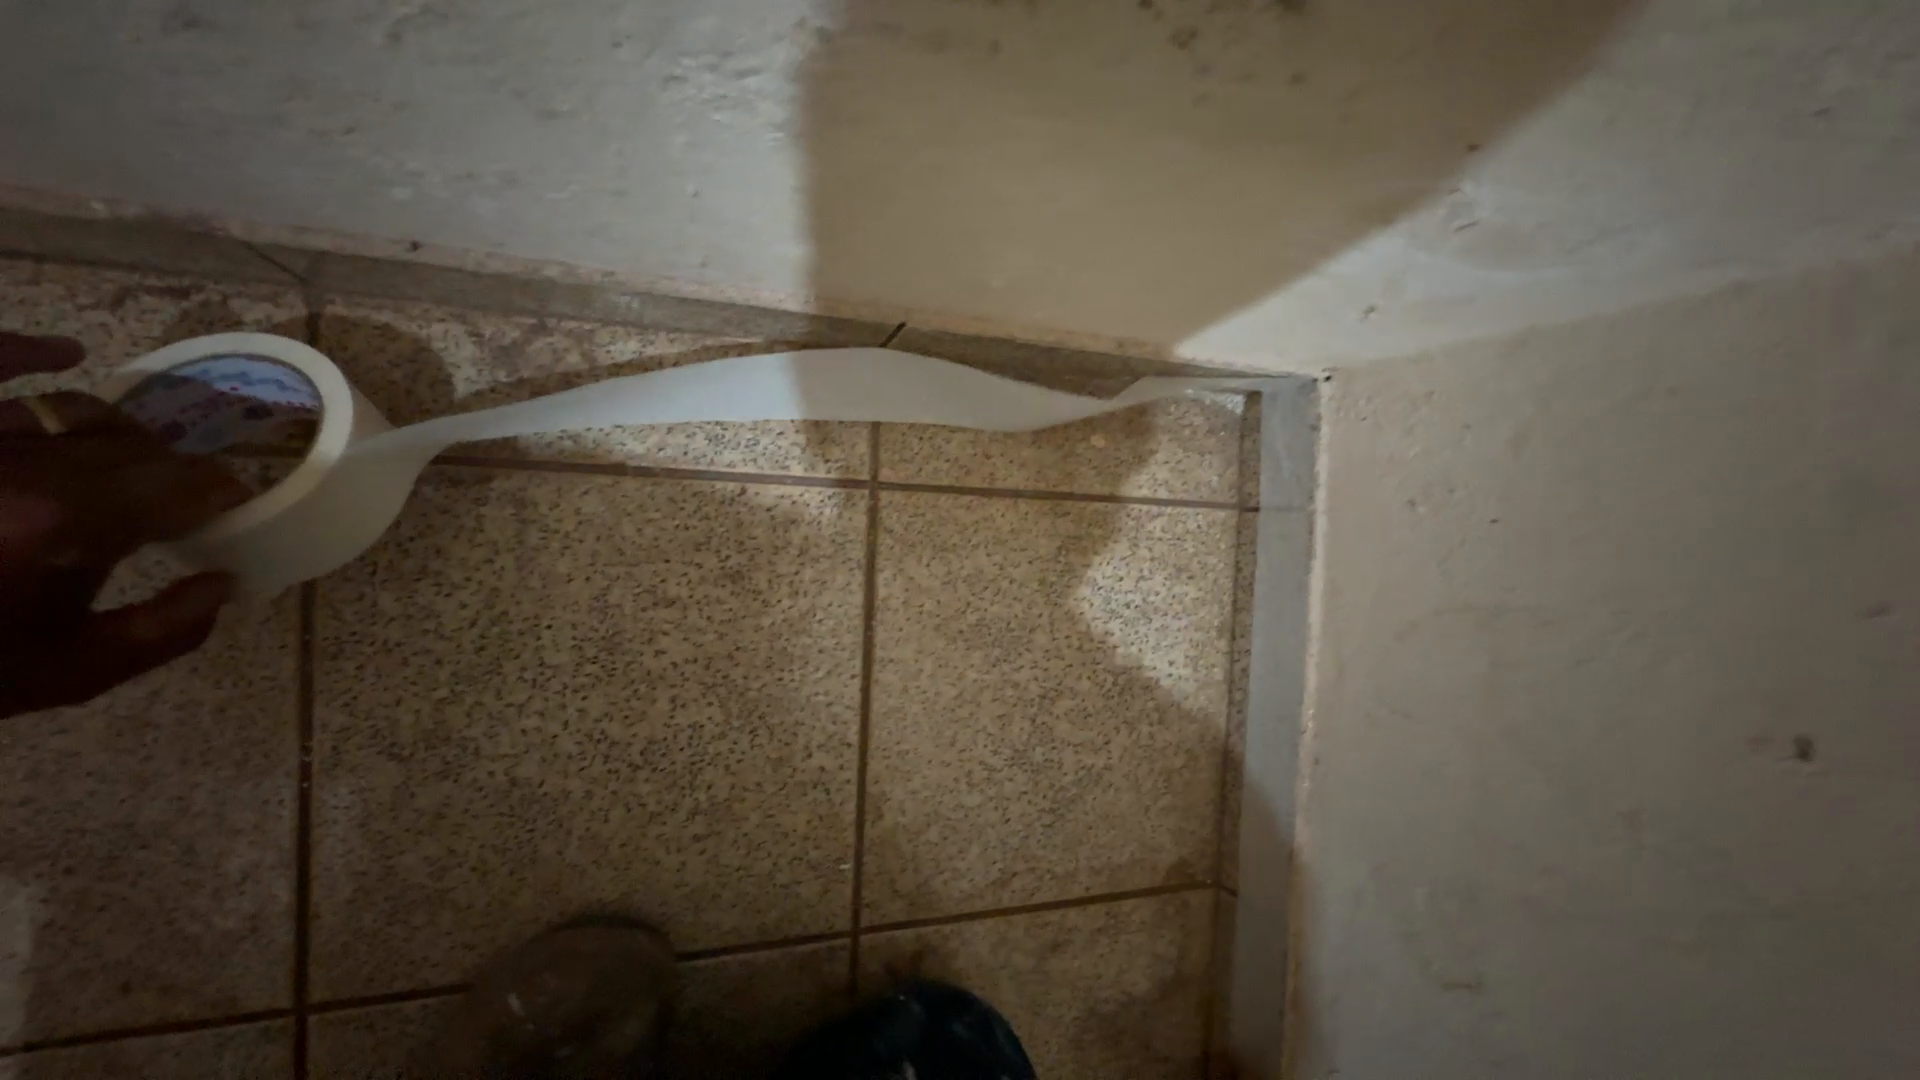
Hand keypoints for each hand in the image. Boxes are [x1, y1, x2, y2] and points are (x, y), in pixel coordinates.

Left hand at [0, 331, 252, 717]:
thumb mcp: (69, 672)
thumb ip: (164, 632)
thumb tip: (223, 583)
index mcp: (67, 523)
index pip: (185, 485)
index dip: (224, 492)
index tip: (240, 505)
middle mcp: (21, 468)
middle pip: (139, 448)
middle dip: (180, 469)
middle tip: (196, 494)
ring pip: (76, 414)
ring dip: (126, 434)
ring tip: (142, 456)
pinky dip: (21, 352)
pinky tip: (62, 353)